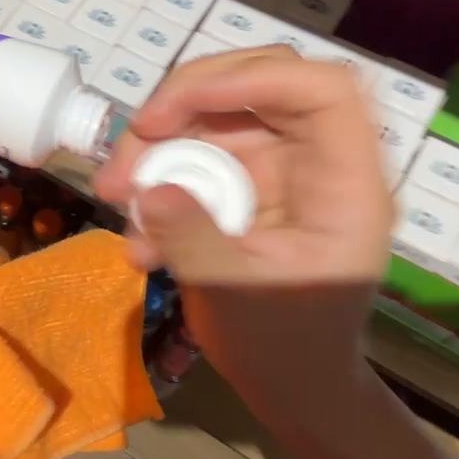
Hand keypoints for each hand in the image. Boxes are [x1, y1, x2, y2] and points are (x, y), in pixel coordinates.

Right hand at [93, 47, 394, 406]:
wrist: (289, 380)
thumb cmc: (284, 345)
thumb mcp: (236, 297)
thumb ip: (195, 240)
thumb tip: (150, 188)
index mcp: (343, 183)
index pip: (319, 91)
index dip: (250, 78)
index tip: (175, 109)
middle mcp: (311, 158)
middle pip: (256, 83)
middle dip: (184, 100)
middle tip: (134, 139)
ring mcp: (274, 166)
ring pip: (211, 113)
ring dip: (155, 143)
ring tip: (115, 195)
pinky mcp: (239, 181)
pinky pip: (190, 151)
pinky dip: (154, 176)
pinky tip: (136, 229)